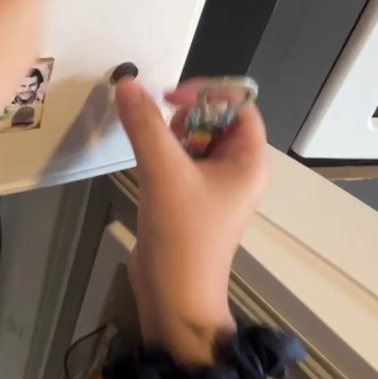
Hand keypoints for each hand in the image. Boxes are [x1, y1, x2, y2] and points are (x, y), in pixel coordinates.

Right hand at [114, 76, 271, 362]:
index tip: (170, 99)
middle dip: (184, 116)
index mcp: (249, 161)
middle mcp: (237, 170)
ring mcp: (213, 186)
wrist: (174, 295)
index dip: (207, 94)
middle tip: (158, 131)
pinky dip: (161, 155)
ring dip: (168, 136)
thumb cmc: (183, 234)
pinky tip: (146, 168)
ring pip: (193, 139)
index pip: (240, 105)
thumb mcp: (163, 172)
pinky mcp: (190, 199)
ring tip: (151, 155)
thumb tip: (127, 83)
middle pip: (214, 119)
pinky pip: (179, 160)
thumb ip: (145, 124)